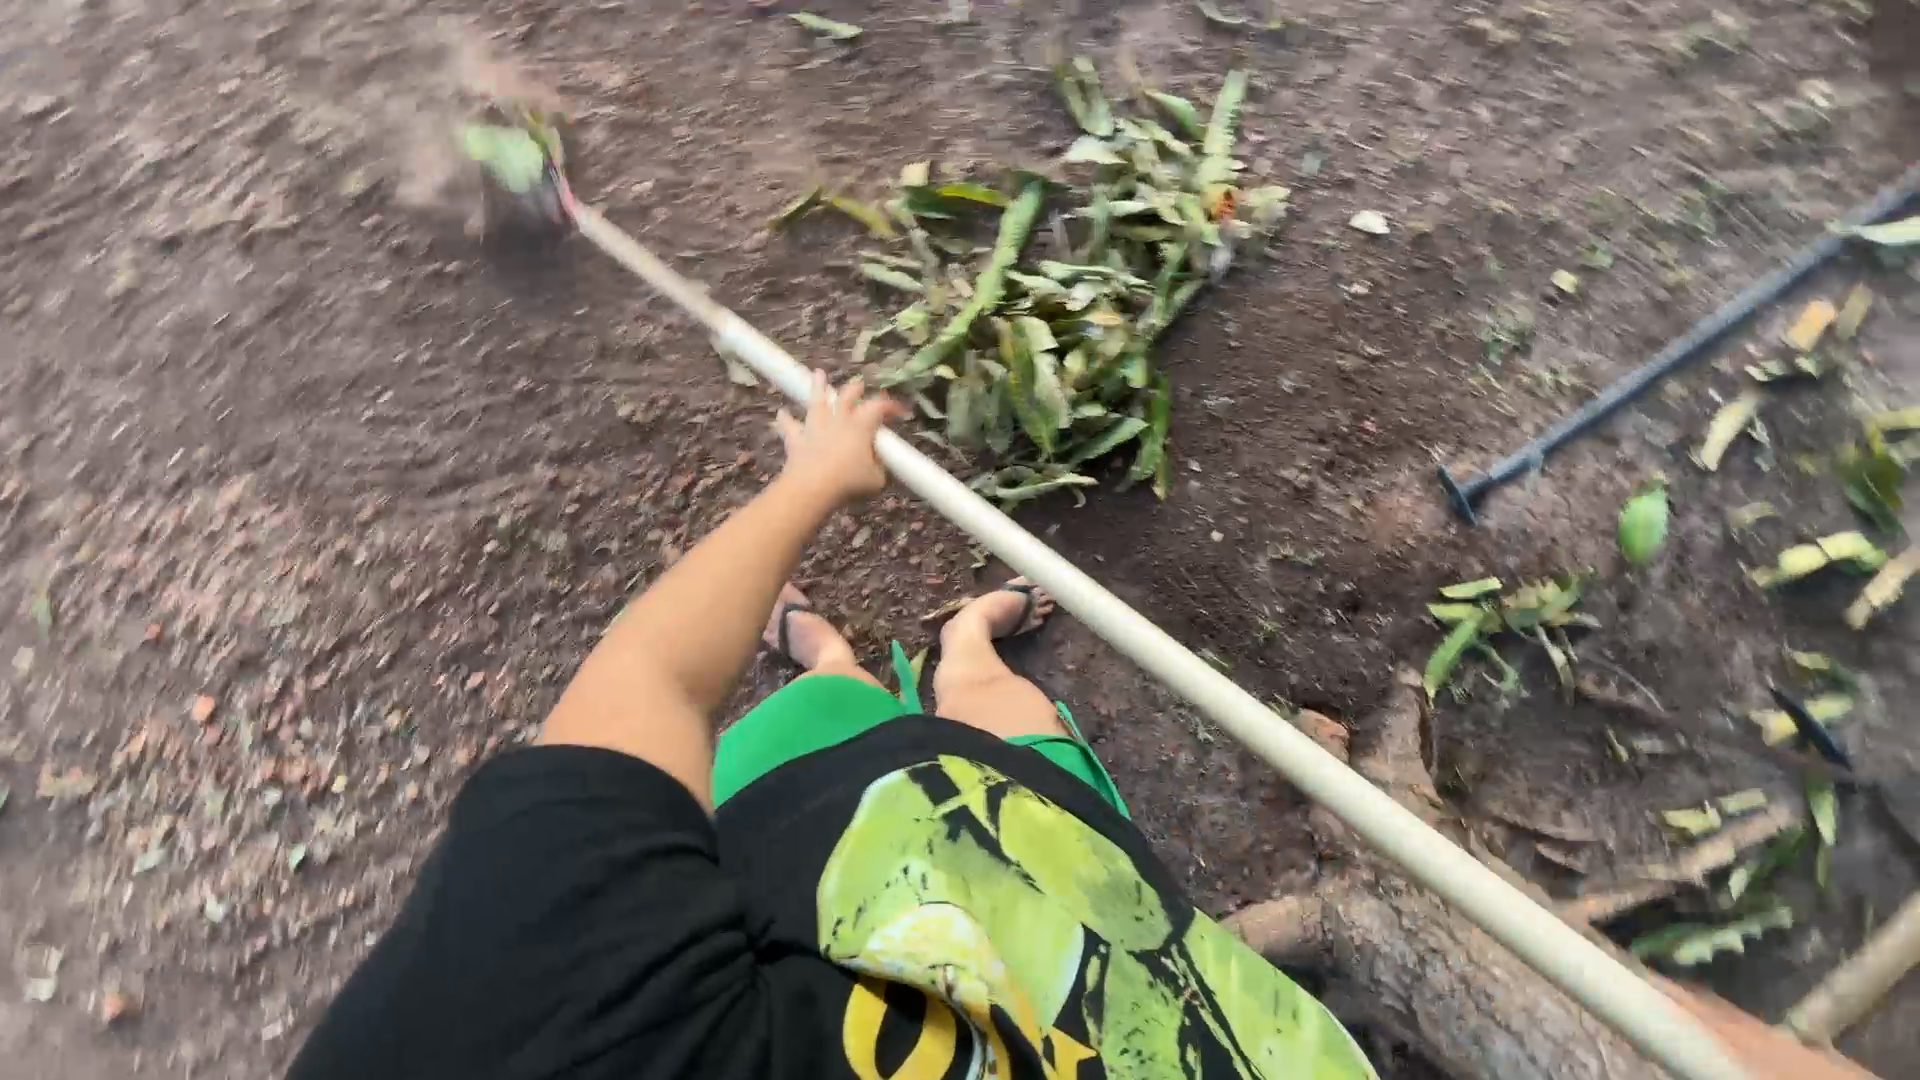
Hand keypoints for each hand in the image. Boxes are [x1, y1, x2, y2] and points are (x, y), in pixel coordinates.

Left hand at [775, 372, 906, 505]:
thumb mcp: (876, 479)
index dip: (890, 405)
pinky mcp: (797, 440)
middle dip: (855, 389)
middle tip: (859, 384)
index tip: (899, 411)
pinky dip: (785, 420)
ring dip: (818, 387)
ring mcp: (815, 428)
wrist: (813, 487)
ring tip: (818, 374)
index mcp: (861, 427)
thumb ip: (878, 467)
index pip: (879, 407)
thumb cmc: (849, 482)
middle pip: (847, 397)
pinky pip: (789, 427)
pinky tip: (781, 414)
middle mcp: (838, 421)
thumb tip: (877, 463)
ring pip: (817, 402)